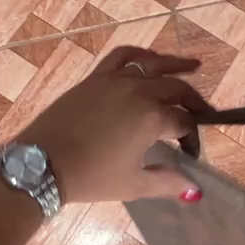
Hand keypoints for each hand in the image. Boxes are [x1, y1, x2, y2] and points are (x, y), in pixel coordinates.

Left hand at [15, 46, 211, 203]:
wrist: (42, 164)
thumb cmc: (90, 177)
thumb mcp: (133, 184)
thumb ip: (167, 182)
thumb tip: (194, 189)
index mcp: (152, 118)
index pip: (184, 122)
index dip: (192, 138)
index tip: (190, 153)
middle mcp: (140, 91)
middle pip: (177, 89)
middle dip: (193, 102)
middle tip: (202, 114)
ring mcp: (117, 80)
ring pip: (155, 65)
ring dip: (177, 66)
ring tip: (195, 66)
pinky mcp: (97, 76)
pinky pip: (123, 56)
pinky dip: (141, 55)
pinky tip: (150, 59)